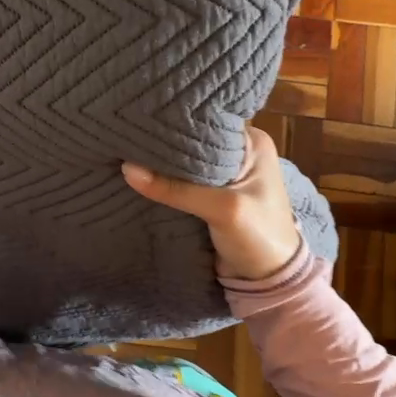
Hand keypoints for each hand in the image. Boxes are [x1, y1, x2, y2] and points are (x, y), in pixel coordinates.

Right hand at [121, 127, 303, 281]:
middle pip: (193, 139)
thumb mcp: (221, 209)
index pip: (207, 119)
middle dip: (164, 140)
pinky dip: (165, 180)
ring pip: (185, 161)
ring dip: (162, 162)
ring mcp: (224, 175)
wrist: (270, 281)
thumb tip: (127, 168)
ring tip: (125, 147)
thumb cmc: (260, 237)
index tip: (142, 114)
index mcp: (252, 143)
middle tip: (127, 130)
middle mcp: (237, 152)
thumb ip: (176, 189)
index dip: (176, 118)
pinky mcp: (210, 195)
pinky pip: (182, 180)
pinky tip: (138, 172)